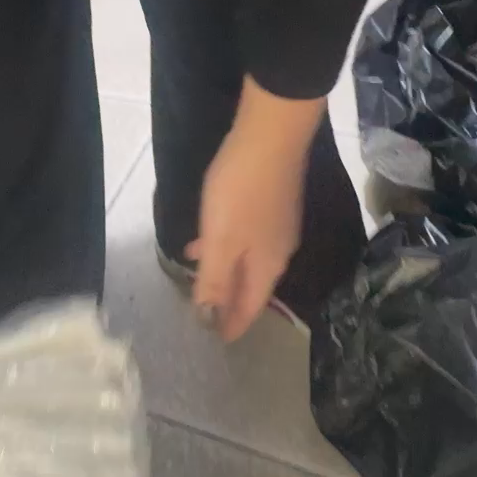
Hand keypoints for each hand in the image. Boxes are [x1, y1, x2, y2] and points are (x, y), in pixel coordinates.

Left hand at [188, 78, 321, 340]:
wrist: (270, 136)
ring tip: (198, 275)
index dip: (234, 322)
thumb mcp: (220, 238)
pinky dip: (226, 245)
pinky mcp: (271, 201)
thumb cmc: (240, 191)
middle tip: (211, 315)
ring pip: (247, 258)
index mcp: (267, 264)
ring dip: (224, 270)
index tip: (222, 340)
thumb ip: (214, 277)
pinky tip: (206, 234)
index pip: (251, 305)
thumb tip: (208, 315)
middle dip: (230, 300)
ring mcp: (277, 224)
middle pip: (252, 284)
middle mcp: (278, 249)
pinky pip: (244, 237)